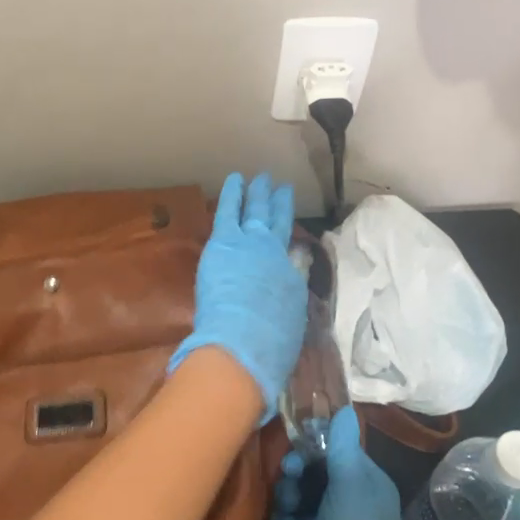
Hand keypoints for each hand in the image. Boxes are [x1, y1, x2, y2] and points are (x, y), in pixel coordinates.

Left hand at [169, 173, 304, 420]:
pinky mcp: (223, 243)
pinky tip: (235, 179)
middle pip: (273, 221)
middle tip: (276, 185)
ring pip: (252, 211)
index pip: (290, 241)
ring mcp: (248, 243)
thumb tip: (297, 260)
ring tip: (257, 178)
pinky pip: (228, 211)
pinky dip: (233, 193)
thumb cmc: (270, 340)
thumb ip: (292, 281)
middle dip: (275, 203)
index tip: (290, 206)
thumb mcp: (293, 310)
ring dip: (255, 193)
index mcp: (289, 272)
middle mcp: (272, 252)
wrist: (245, 342)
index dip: (291, 223)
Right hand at [273, 407, 450, 519]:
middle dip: (296, 469)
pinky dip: (283, 519)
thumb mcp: (351, 491)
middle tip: (288, 478)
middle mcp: (347, 498)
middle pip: (313, 467)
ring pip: (298, 492)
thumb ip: (342, 450)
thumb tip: (344, 408)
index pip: (336, 445)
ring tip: (287, 509)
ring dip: (287, 494)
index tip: (294, 442)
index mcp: (366, 480)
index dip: (314, 440)